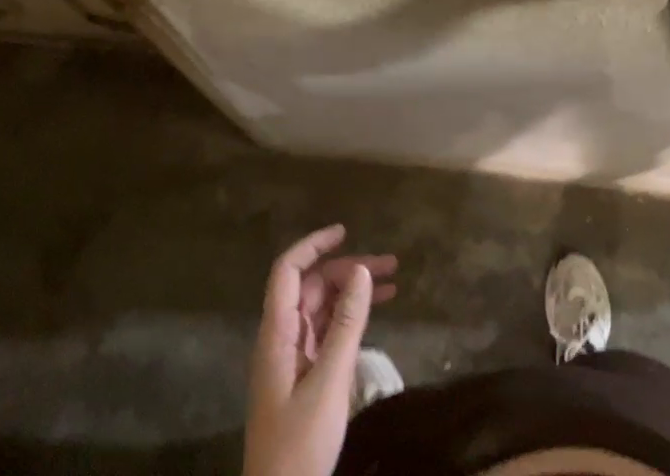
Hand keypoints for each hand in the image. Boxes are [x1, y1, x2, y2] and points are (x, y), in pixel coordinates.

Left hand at [244, 224, 399, 475]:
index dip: (313, 245)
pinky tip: (373, 316)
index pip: (288, 272)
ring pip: (320, 309)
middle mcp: (280, 337)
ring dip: (352, 293)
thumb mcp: (329, 380)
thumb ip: (346, 325)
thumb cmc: (300, 439)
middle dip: (347, 269)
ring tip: (393, 283)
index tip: (346, 231)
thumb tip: (361, 271)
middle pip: (310, 287)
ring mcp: (291, 357)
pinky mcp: (303, 375)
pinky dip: (348, 319)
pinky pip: (324, 333)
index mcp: (276, 333)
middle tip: (391, 265)